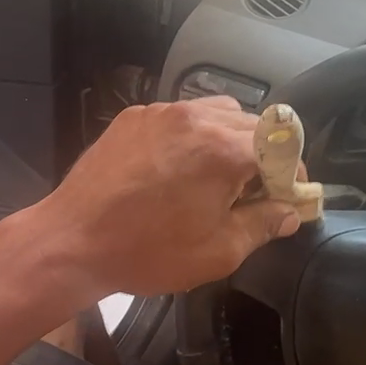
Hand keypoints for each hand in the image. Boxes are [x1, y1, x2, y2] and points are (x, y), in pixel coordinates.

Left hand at [0, 96, 302, 302]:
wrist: (71, 242)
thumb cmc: (148, 252)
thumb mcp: (219, 251)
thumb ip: (263, 225)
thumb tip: (289, 212)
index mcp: (224, 149)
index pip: (283, 146)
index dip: (294, 174)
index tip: (288, 198)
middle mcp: (197, 118)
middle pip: (254, 125)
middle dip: (264, 157)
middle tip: (254, 194)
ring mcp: (162, 112)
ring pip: (219, 113)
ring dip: (231, 140)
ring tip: (217, 177)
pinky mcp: (135, 117)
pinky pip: (182, 116)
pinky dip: (194, 136)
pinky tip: (180, 169)